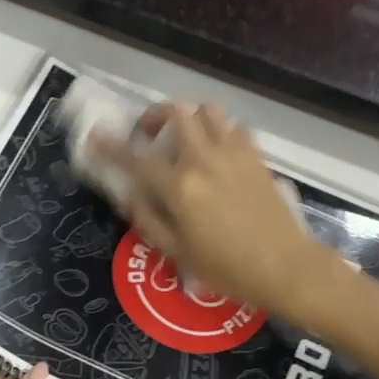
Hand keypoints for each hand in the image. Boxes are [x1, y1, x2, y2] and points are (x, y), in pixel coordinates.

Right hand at [93, 102, 349, 313]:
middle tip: (147, 134)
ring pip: (208, 111)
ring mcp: (235, 153)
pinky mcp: (257, 157)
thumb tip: (130, 197)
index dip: (111, 146)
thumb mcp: (177, 253)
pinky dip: (220, 131)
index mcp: (180, 187)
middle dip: (154, 116)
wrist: (283, 266)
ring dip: (190, 118)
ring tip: (183, 138)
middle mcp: (205, 160)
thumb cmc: (226, 268)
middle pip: (176, 113)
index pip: (136, 159)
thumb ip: (149, 220)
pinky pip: (234, 127)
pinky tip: (217, 153)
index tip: (95, 137)